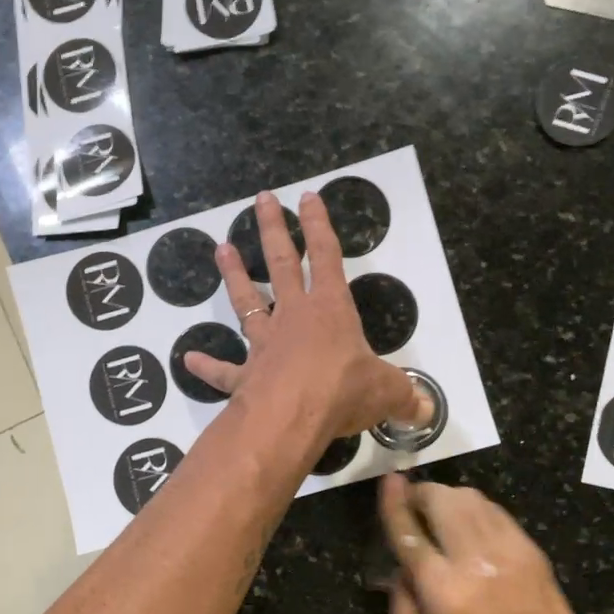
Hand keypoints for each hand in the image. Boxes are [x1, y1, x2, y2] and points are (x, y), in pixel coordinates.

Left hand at [186, 192, 428, 442]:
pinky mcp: (244, 377)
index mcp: (330, 310)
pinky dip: (207, 366)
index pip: (327, 257)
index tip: (308, 197)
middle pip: (280, 263)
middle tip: (261, 200)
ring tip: (221, 249)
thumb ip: (403, 396)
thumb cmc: (342, 392)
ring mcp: (264, 345)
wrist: (291, 417)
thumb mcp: (386, 391)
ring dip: (233, 276)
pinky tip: (188, 359)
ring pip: (246, 302)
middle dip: (273, 229)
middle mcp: (293, 318)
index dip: (319, 226)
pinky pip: (223, 370)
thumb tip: (424, 409)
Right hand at [377, 474, 613, 613]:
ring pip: (470, 499)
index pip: (411, 534)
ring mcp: (507, 549)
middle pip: (443, 500)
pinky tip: (467, 526)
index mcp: (446, 592)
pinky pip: (493, 510)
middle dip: (421, 493)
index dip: (394, 503)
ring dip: (446, 497)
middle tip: (410, 503)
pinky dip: (473, 508)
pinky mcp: (529, 548)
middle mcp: (475, 560)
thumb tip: (396, 576)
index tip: (387, 481)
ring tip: (436, 513)